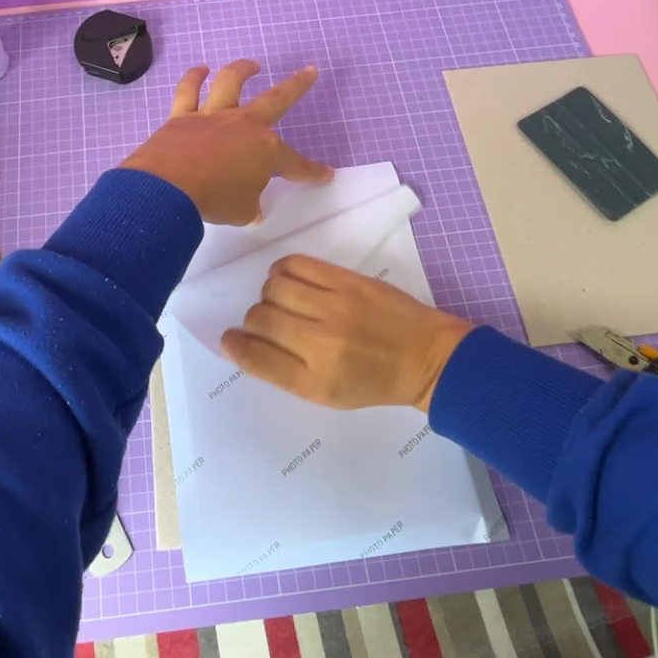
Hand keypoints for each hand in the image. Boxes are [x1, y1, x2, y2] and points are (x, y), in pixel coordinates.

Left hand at [119, 60, 331, 225]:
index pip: (295, 163)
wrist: (170, 187)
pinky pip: (188, 91)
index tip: (325, 174)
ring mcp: (212, 116)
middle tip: (309, 71)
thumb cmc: (214, 200)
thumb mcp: (242, 211)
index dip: (311, 171)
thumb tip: (252, 209)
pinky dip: (194, 78)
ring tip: (251, 65)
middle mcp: (243, 125)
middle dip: (297, 85)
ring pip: (230, 82)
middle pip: (276, 99)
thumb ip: (249, 206)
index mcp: (265, 150)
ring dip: (243, 70)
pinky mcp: (182, 116)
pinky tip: (200, 71)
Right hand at [222, 255, 473, 410]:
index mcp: (314, 382)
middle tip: (271, 324)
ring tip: (286, 302)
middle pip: (258, 318)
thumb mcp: (326, 393)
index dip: (233, 344)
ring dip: (269, 295)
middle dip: (255, 321)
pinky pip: (293, 264)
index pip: (254, 357)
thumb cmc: (373, 381)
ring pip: (272, 288)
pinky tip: (292, 282)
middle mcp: (321, 344)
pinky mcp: (346, 280)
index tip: (231, 338)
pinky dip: (282, 271)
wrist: (425, 356)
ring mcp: (335, 308)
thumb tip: (243, 342)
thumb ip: (283, 370)